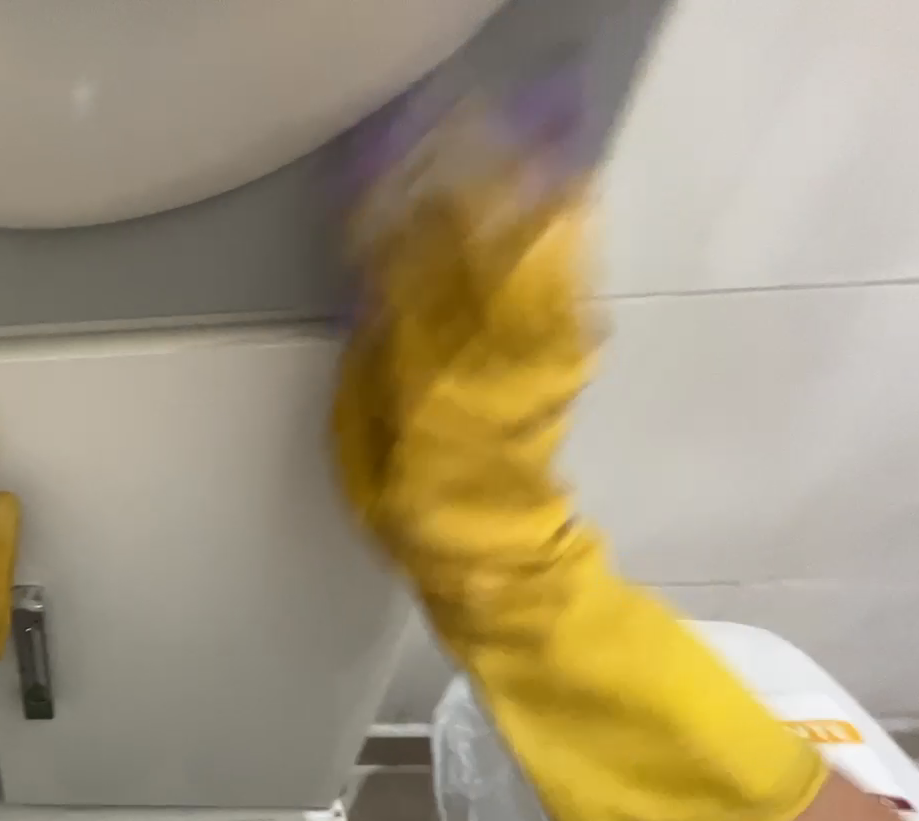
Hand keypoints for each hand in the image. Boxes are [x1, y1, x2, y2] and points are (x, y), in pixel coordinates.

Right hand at [334, 148, 824, 820]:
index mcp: (421, 400)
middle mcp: (483, 376)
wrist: (491, 560)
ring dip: (516, 221)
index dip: (390, 249)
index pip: (403, 303)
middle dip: (461, 215)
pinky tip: (549, 216)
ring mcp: (529, 373)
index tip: (372, 203)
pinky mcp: (555, 375)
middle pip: (476, 278)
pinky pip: (561, 305)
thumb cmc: (409, 519)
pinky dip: (557, 256)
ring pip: (529, 282)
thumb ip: (362, 383)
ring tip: (501, 167)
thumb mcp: (358, 461)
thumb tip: (368, 314)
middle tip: (437, 162)